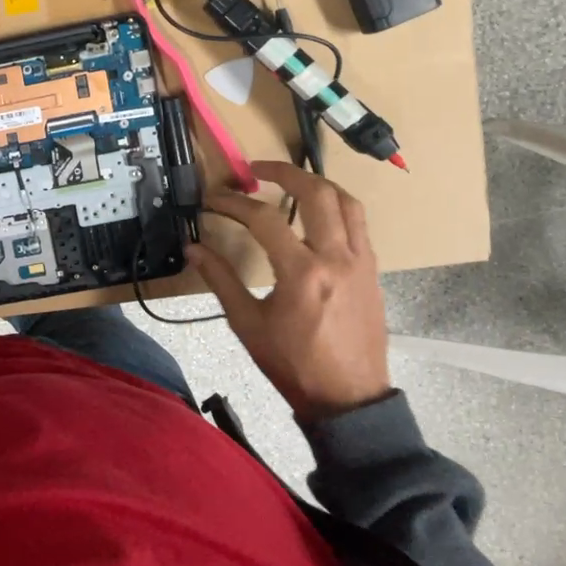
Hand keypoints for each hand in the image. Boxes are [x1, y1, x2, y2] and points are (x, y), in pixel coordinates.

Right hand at [184, 161, 392, 421]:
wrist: (347, 395)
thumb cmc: (292, 363)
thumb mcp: (246, 323)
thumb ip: (220, 279)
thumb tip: (193, 248)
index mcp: (302, 273)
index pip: (264, 218)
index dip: (233, 203)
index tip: (212, 200)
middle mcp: (337, 258)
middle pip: (317, 193)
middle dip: (284, 172)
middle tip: (255, 170)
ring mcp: (361, 262)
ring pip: (347, 203)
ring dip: (316, 184)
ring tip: (289, 181)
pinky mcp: (372, 271)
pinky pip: (358, 225)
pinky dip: (335, 208)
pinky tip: (313, 216)